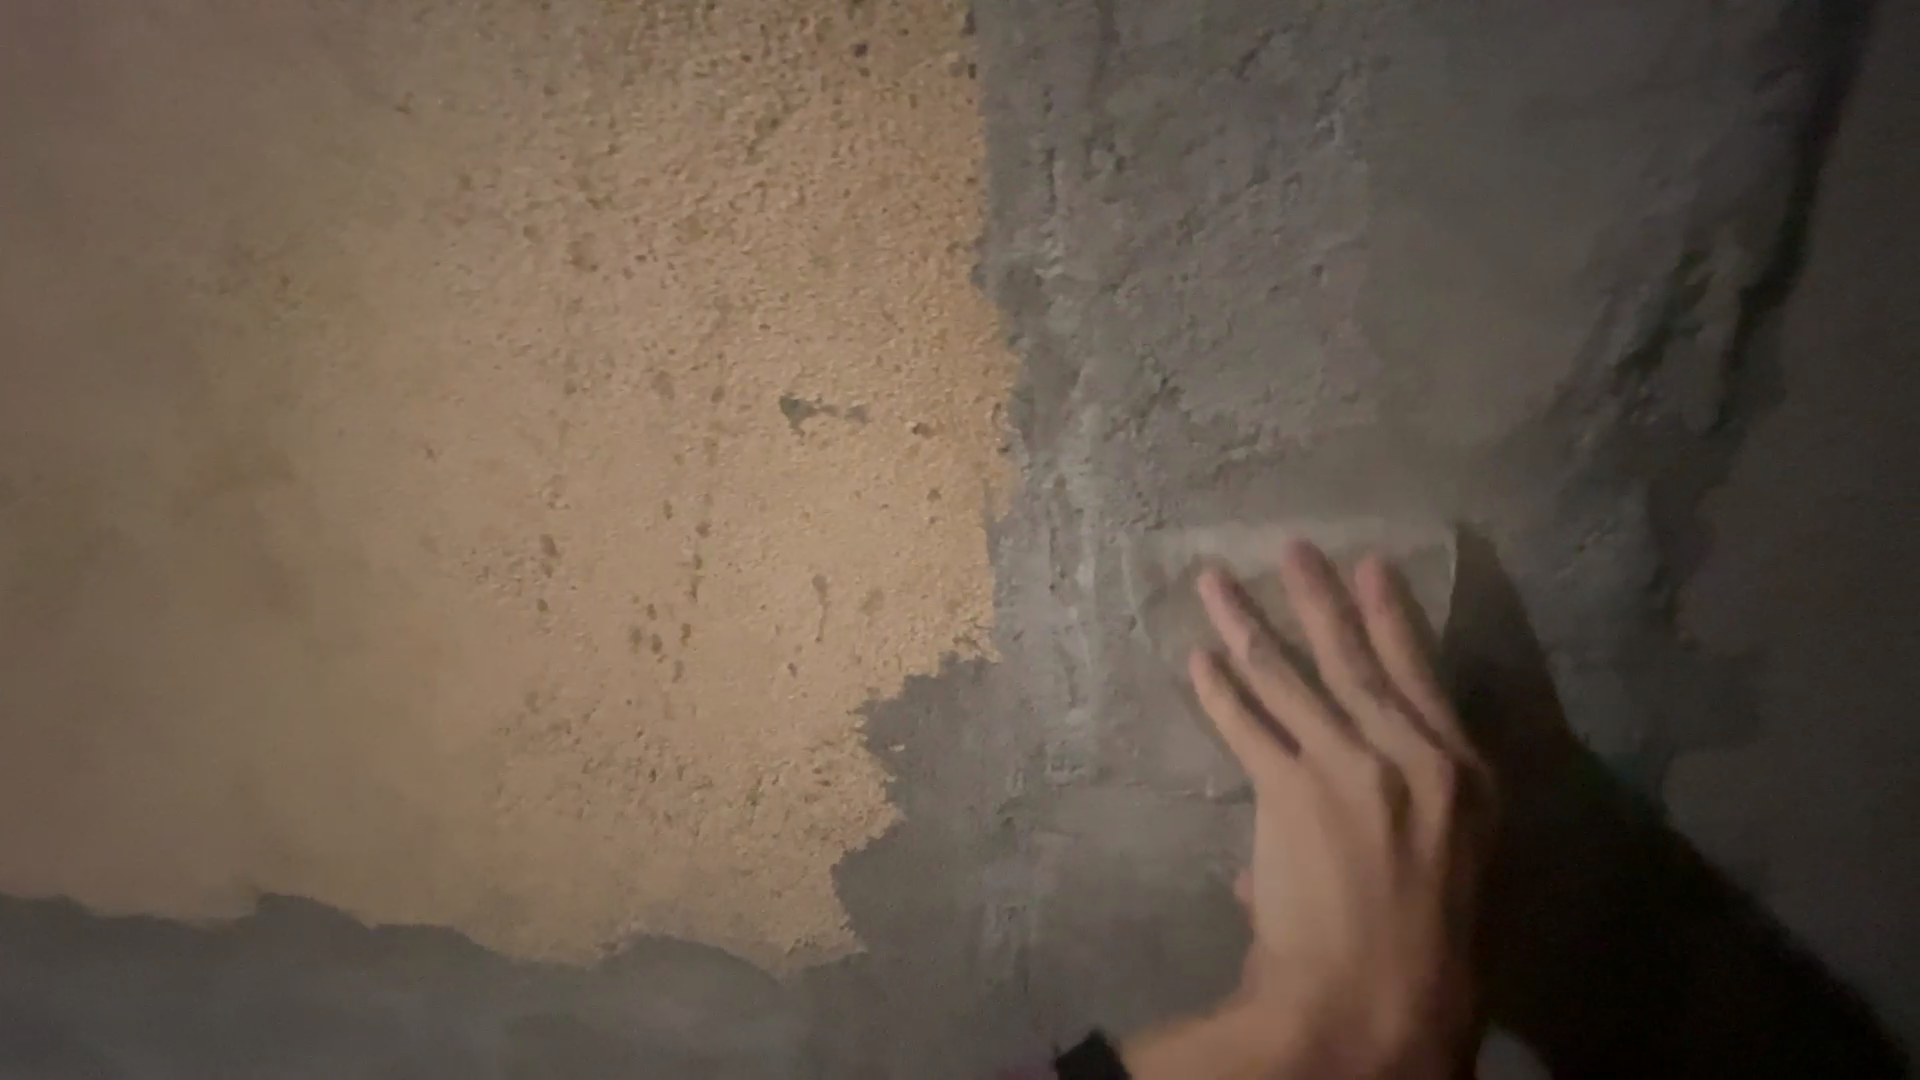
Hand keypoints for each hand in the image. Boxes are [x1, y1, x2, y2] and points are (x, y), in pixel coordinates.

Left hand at [1192, 541, 1494, 1077]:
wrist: (1379, 1002)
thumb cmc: (1426, 942)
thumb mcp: (1444, 857)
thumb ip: (1395, 803)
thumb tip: (1331, 791)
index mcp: (1460, 769)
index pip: (1419, 670)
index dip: (1391, 613)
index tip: (1369, 566)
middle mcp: (1408, 754)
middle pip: (1349, 654)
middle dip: (1314, 595)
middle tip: (1291, 548)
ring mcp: (1344, 765)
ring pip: (1284, 673)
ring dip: (1243, 622)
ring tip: (1216, 583)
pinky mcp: (1288, 788)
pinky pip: (1243, 722)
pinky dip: (1215, 691)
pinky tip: (1196, 661)